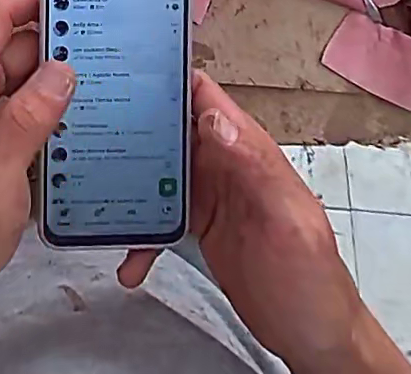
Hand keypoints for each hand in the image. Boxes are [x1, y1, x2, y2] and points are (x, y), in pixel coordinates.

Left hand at [0, 0, 72, 373]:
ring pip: (23, 66)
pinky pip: (20, 90)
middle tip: (105, 52)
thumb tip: (63, 69)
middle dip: (58, 44)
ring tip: (100, 81)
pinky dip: (46, 95)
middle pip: (19, 41)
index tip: (78, 4)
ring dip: (55, 73)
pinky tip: (75, 110)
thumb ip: (29, 117)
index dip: (36, 1)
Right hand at [117, 72, 410, 372]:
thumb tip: (215, 120)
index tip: (130, 75)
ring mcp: (213, 193)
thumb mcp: (286, 219)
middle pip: (174, 129)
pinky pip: (164, 215)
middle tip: (97, 137)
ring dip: (133, 183)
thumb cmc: (311, 277)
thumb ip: (255, 166)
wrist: (313, 333)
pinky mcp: (203, 224)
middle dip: (137, 129)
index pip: (205, 96)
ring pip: (162, 169)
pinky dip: (144, 234)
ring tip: (104, 201)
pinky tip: (132, 259)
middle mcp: (226, 163)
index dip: (171, 79)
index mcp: (247, 148)